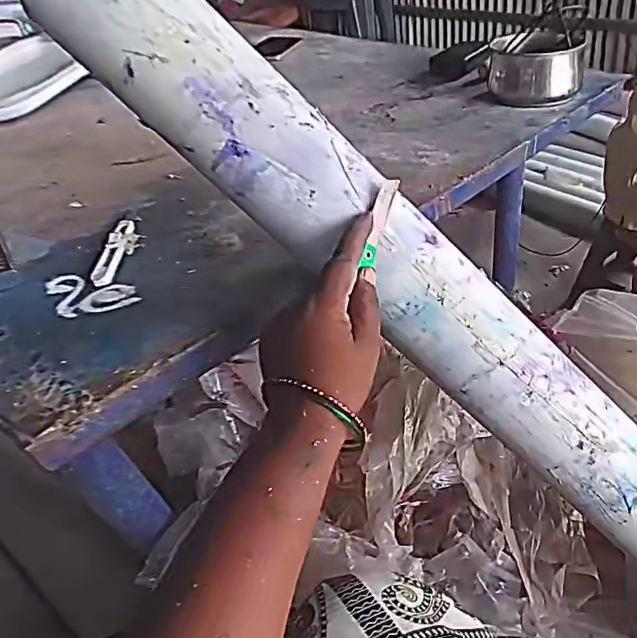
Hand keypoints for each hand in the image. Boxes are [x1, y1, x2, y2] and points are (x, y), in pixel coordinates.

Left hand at [260, 211, 383, 415]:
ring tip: (335, 347)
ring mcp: (278, 320)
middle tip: (356, 320)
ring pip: (309, 304)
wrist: (304, 420)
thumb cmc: (344, 384)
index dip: (356, 238)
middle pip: (324, 285)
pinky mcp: (269, 334)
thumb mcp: (367, 346)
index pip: (342, 261)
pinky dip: (309, 325)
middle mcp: (295, 305)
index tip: (366, 218)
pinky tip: (317, 353)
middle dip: (341, 292)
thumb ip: (366, 305)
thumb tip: (364, 275)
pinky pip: (295, 318)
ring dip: (324, 312)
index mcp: (323, 305)